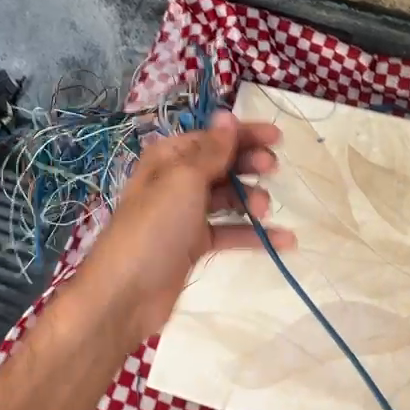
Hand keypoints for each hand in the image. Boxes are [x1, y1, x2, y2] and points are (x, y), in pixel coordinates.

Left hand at [76, 110, 294, 343]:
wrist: (125, 293)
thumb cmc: (154, 226)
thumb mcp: (184, 180)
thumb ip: (212, 150)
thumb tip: (227, 115)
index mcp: (169, 158)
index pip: (213, 137)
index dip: (244, 134)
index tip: (278, 137)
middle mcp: (177, 181)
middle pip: (222, 165)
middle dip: (249, 164)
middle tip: (272, 169)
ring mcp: (186, 214)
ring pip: (228, 198)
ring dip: (251, 199)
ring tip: (263, 209)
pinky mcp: (194, 245)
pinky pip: (230, 232)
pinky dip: (254, 234)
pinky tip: (284, 240)